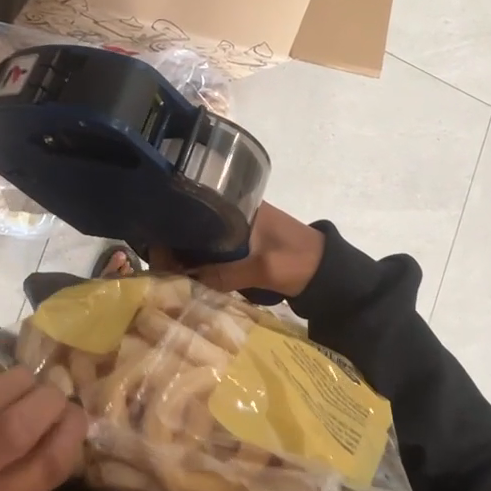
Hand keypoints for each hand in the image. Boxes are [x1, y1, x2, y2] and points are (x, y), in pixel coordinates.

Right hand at [151, 203, 325, 297]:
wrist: (332, 276)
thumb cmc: (299, 261)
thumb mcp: (263, 268)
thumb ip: (227, 274)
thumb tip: (187, 282)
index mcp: (241, 208)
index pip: (198, 211)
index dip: (175, 228)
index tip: (157, 247)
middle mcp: (237, 216)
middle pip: (198, 229)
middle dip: (178, 247)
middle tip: (159, 268)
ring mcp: (242, 234)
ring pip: (206, 244)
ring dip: (190, 259)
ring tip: (168, 275)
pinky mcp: (246, 251)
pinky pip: (217, 256)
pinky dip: (205, 267)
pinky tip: (191, 279)